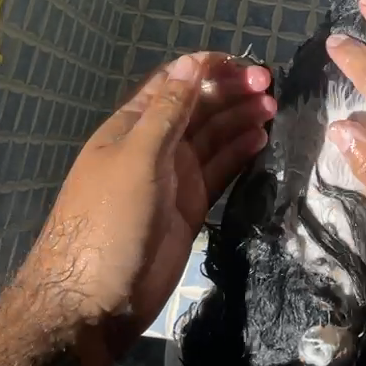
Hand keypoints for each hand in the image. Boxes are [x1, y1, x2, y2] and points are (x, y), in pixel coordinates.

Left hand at [14, 52, 274, 350]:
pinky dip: (240, 152)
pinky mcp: (190, 205)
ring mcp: (174, 176)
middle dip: (232, 92)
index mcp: (134, 125)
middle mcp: (155, 144)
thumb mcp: (138, 158)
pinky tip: (262, 140)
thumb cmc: (109, 220)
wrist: (93, 303)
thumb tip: (192, 63)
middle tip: (269, 86)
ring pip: (213, 136)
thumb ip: (168, 111)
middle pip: (199, 106)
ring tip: (272, 109)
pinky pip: (220, 169)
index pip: (175, 82)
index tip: (246, 65)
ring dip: (241, 118)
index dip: (208, 69)